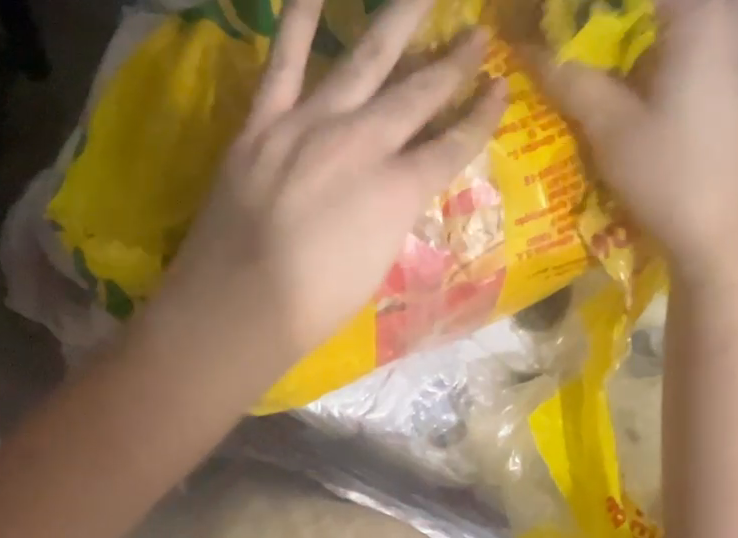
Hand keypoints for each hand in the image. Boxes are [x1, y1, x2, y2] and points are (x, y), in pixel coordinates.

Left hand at [150, 0, 508, 375]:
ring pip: (363, 60)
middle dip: (454, 64)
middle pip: (418, 94)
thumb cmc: (312, 309)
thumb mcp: (374, 267)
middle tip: (479, 33)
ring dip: (399, 21)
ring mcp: (310, 126)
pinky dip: (298, 22)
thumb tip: (394, 191)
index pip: (452, 146)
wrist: (238, 308)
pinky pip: (282, 63)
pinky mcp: (262, 126)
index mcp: (397, 191)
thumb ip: (389, 217)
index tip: (500, 91)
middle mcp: (363, 144)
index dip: (480, 119)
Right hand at [531, 0, 737, 265]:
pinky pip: (666, 49)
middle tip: (550, 30)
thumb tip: (527, 50)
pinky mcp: (712, 84)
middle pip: (646, 7)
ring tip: (563, 54)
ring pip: (658, 24)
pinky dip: (631, 57)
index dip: (589, 3)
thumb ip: (570, 82)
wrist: (721, 233)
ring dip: (613, 36)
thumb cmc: (670, 172)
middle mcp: (717, 19)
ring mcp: (719, 53)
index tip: (548, 12)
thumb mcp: (610, 127)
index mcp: (698, 14)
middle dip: (598, 14)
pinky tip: (596, 80)